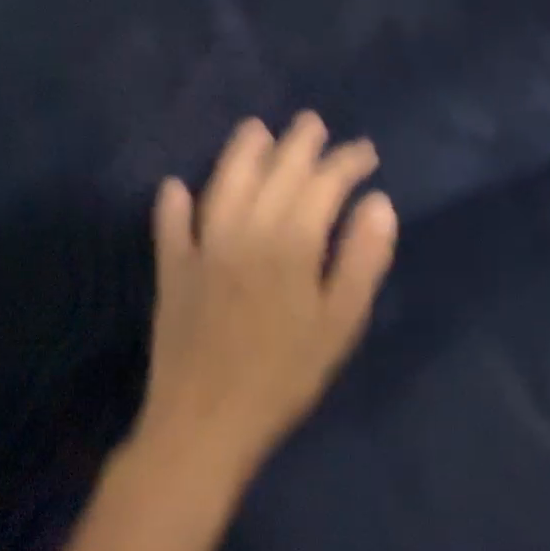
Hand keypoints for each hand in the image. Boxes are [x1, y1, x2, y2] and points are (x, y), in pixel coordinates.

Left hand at [137, 112, 397, 468]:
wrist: (204, 426)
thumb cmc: (288, 372)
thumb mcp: (343, 319)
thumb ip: (363, 256)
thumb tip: (379, 203)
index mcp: (292, 244)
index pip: (324, 185)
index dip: (347, 163)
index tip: (368, 153)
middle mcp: (245, 234)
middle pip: (274, 175)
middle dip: (298, 145)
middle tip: (314, 123)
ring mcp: (202, 252)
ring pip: (222, 188)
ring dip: (240, 155)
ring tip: (256, 130)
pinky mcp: (172, 276)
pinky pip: (170, 229)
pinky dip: (173, 204)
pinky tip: (176, 186)